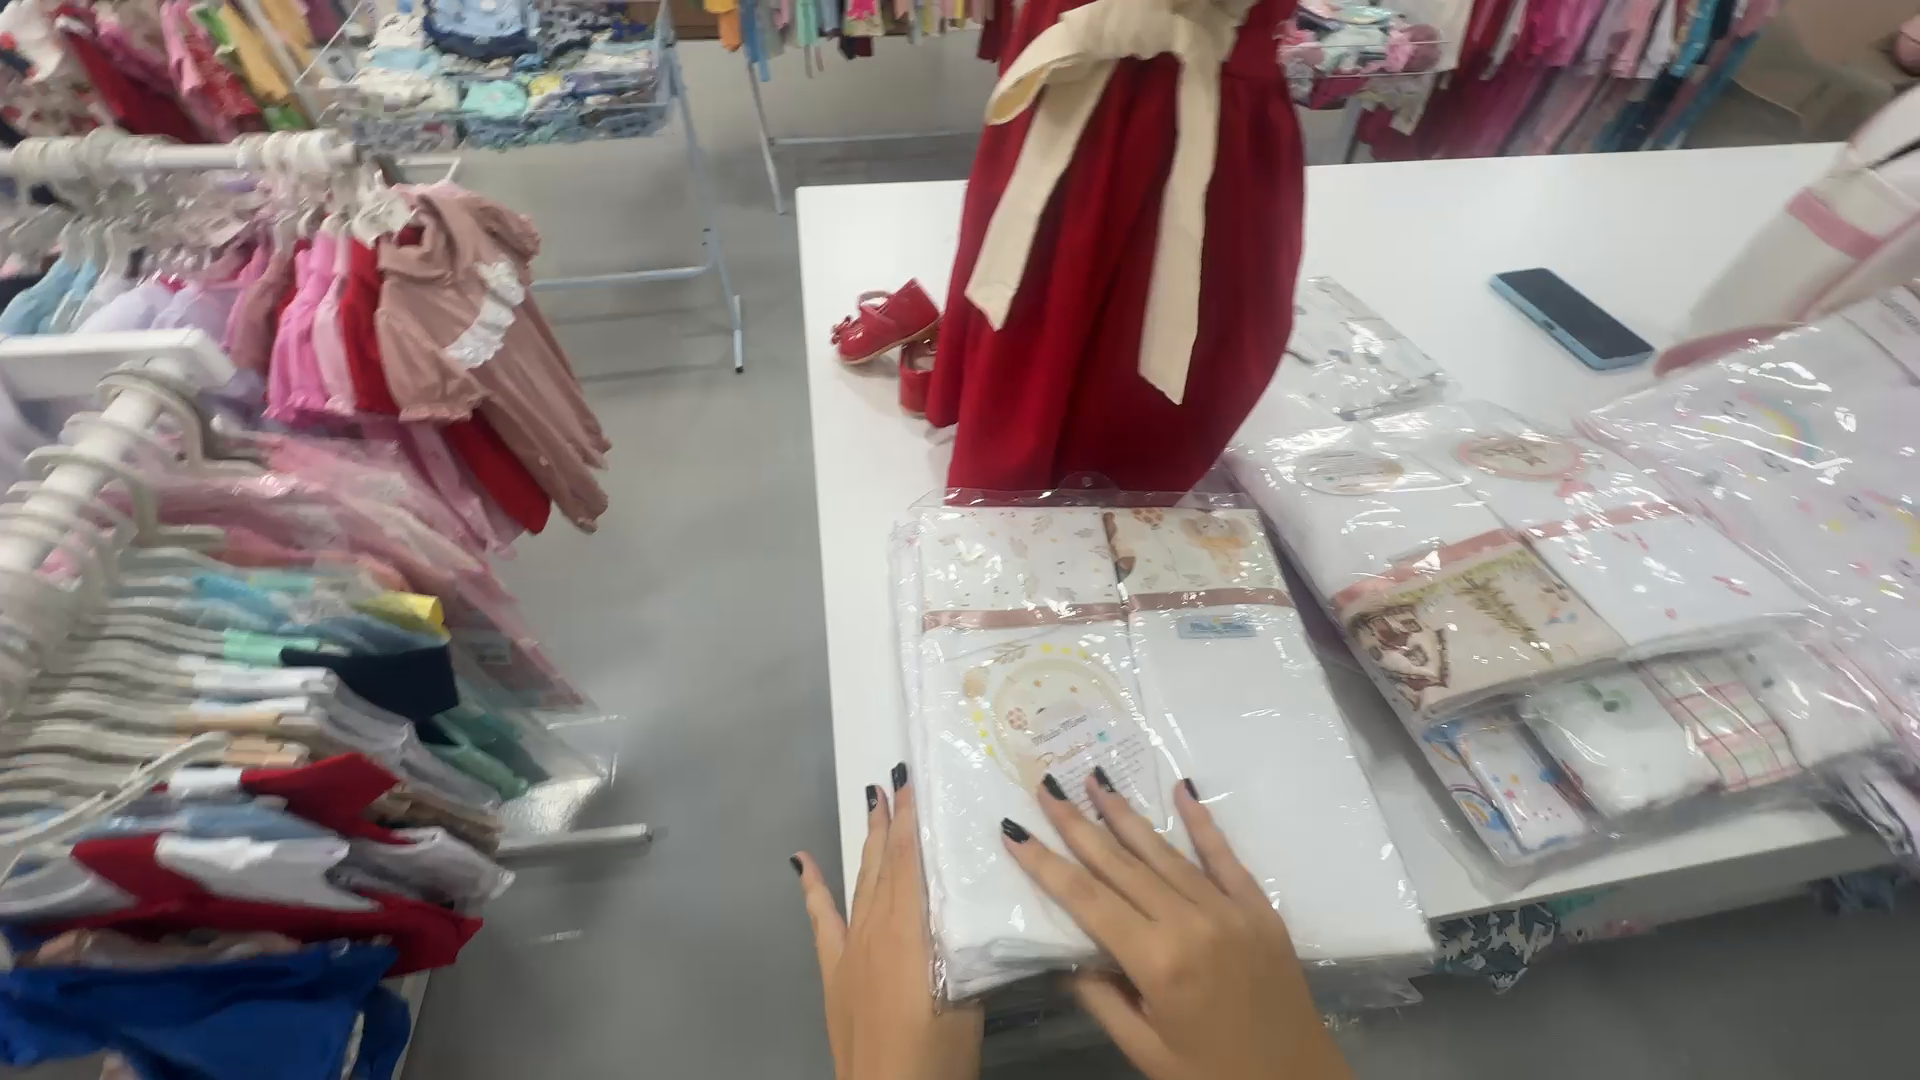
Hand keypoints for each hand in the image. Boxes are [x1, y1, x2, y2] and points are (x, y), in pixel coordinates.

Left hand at [792, 764, 983, 1079]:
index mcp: (909, 930)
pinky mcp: (834, 971)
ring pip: (861, 881)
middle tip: (892, 780)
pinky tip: (801, 861)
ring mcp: (850, 949)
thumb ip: (967, 949)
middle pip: (884, 863)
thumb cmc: (936, 1058)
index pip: (909, 860)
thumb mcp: (968, 999)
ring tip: (871, 803)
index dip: (910, 819)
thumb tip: (972, 909)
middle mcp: (876, 929)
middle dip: (889, 820)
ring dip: (867, 842)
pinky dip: (813, 888)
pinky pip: (822, 920)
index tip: (911, 781)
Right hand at [1000, 772, 1353, 1079]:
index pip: (1085, 899)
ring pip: (1163, 851)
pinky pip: (1223, 855)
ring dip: (1124, 812)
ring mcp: (1228, 909)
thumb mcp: (1147, 1051)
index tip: (1014, 829)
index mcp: (1157, 962)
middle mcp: (1190, 923)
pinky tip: (1181, 788)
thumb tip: (1061, 955)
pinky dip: (1200, 820)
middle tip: (1047, 786)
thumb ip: (1100, 998)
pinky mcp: (1258, 907)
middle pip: (1119, 863)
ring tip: (1094, 778)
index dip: (1045, 863)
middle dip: (1076, 823)